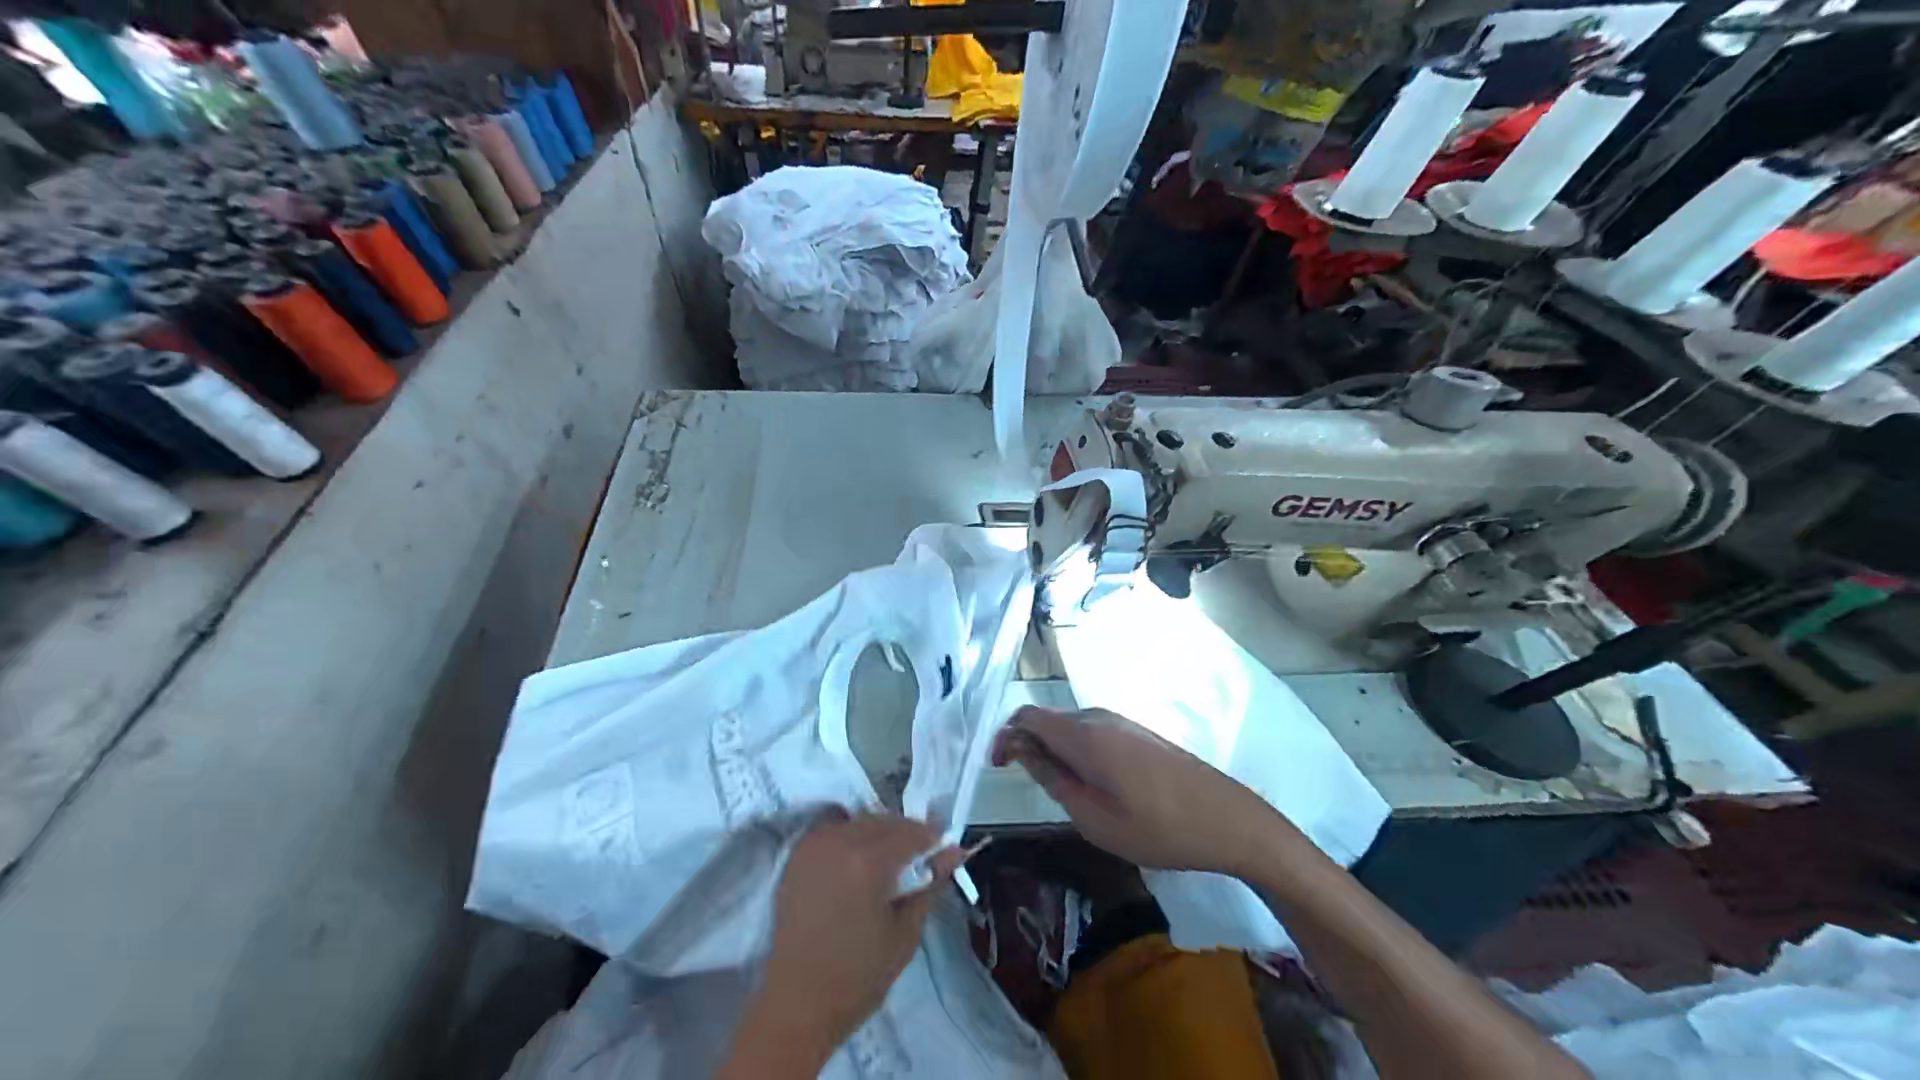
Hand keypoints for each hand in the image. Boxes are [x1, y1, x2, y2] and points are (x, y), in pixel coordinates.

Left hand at [729, 812, 959, 1073]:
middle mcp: (839, 842)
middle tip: (920, 862)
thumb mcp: (905, 933)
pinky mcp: (798, 855)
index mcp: (867, 861)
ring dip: (880, 834)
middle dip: (906, 835)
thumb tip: (953, 851)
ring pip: (859, 822)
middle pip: (884, 820)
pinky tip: (860, 865)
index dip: (932, 839)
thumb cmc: (858, 977)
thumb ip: (929, 885)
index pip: (911, 831)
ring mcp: (814, 845)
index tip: (944, 853)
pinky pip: (835, 831)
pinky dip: (853, 838)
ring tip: (890, 865)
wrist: (797, 1003)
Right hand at [992, 706, 1291, 876]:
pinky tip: (1093, 787)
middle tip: (1032, 789)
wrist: (1229, 821)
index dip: (1004, 738)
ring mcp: (1121, 722)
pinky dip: (1076, 752)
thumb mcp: (1094, 819)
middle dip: (1028, 747)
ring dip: (1054, 752)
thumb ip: (1053, 781)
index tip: (998, 769)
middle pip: (1047, 720)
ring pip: (1069, 727)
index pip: (1026, 716)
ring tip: (1064, 794)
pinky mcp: (1137, 732)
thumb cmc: (1159, 828)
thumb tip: (1022, 752)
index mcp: (1084, 734)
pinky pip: (1091, 733)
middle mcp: (1099, 717)